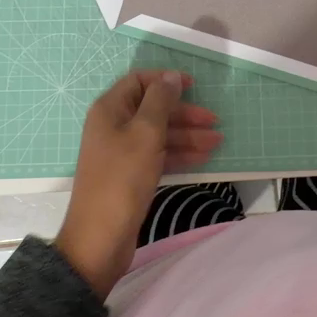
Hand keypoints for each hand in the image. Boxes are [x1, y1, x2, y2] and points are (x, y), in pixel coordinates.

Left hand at [55, 70, 221, 297]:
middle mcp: (113, 126)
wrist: (100, 239)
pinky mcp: (130, 175)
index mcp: (110, 109)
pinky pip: (157, 155)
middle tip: (214, 121)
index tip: (193, 86)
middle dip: (183, 114)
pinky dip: (178, 154)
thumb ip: (160, 101)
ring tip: (217, 142)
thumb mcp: (145, 133)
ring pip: (158, 134)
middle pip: (152, 109)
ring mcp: (121, 152)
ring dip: (186, 136)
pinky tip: (202, 157)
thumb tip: (171, 76)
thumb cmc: (122, 178)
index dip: (165, 81)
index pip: (139, 81)